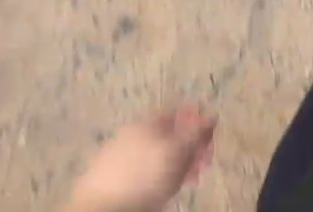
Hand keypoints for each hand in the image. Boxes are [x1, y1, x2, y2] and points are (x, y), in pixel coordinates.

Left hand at [63, 106, 215, 211]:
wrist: (99, 210)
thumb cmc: (146, 175)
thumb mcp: (181, 150)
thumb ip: (199, 129)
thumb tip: (212, 113)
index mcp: (148, 120)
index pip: (182, 110)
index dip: (200, 122)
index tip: (209, 142)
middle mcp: (131, 131)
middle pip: (170, 133)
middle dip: (189, 148)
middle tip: (200, 165)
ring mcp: (115, 153)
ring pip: (156, 153)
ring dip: (175, 164)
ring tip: (183, 180)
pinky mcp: (105, 176)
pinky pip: (139, 169)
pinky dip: (154, 176)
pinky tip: (158, 188)